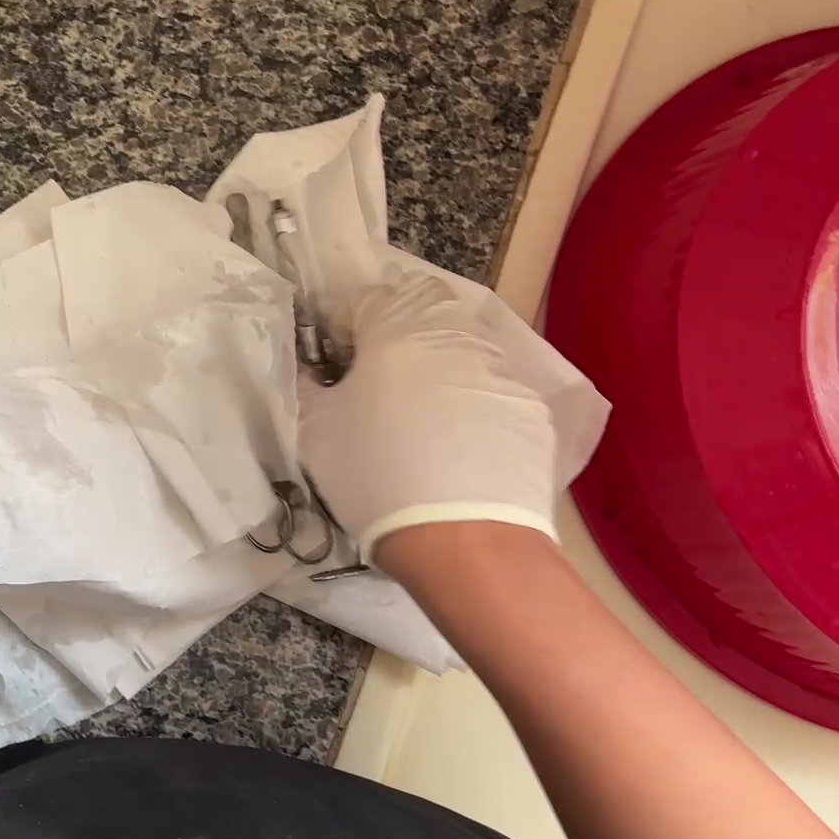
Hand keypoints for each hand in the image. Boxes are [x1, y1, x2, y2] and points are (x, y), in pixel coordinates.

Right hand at [297, 274, 559, 563]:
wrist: (464, 541)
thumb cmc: (373, 471)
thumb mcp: (313, 425)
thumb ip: (308, 382)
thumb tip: (312, 368)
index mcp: (397, 331)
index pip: (366, 298)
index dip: (342, 324)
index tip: (332, 360)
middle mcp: (455, 338)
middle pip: (422, 309)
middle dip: (394, 331)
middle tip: (371, 376)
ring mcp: (500, 371)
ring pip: (460, 344)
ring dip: (433, 361)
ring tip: (413, 408)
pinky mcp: (530, 409)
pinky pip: (487, 383)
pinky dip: (466, 396)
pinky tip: (452, 438)